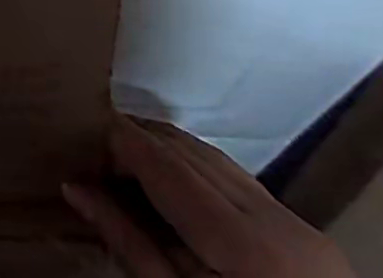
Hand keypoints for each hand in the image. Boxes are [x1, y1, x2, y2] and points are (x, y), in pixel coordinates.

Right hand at [64, 115, 357, 277]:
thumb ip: (127, 243)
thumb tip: (74, 186)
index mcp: (245, 246)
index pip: (163, 160)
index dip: (116, 140)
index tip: (76, 138)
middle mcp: (278, 222)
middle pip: (188, 152)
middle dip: (136, 141)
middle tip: (89, 149)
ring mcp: (300, 227)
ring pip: (213, 158)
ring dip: (164, 150)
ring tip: (121, 161)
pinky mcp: (308, 235)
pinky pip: (237, 180)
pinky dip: (195, 169)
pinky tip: (169, 182)